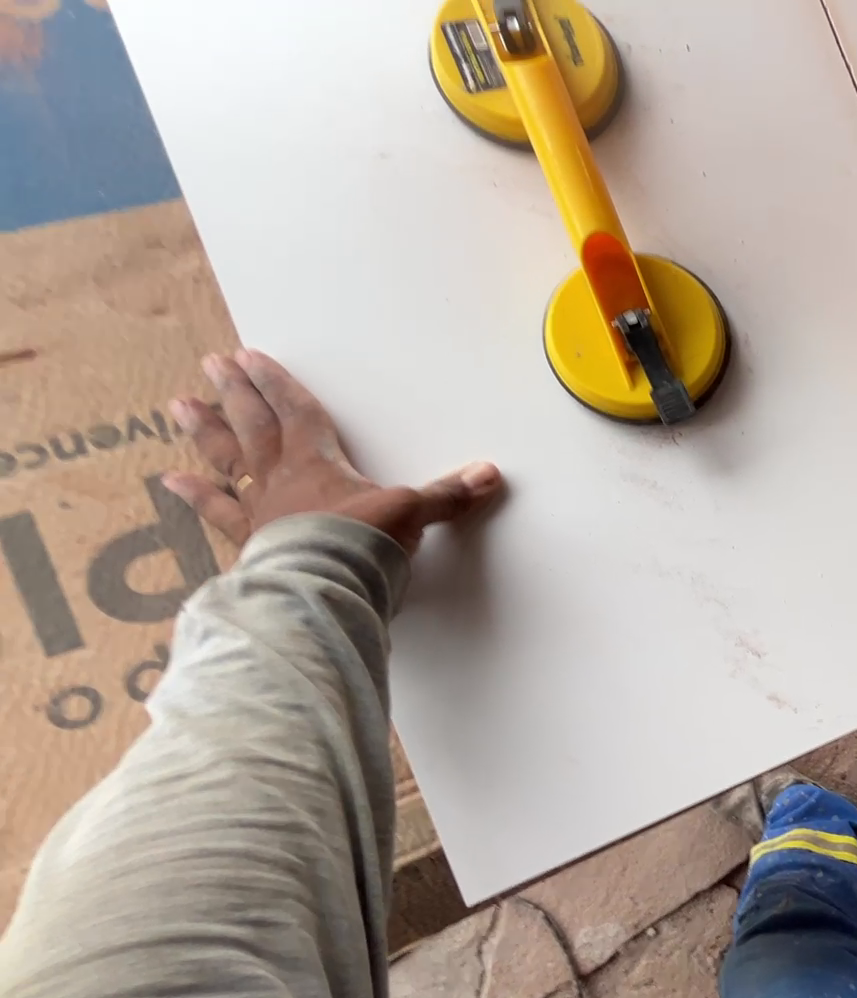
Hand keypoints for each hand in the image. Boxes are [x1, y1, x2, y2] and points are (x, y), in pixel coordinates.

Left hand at [163, 349, 502, 552]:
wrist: (325, 585)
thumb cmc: (362, 543)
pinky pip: (219, 511)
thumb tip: (488, 474)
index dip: (277, 384)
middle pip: (255, 426)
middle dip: (236, 394)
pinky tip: (174, 480)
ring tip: (180, 405)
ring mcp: (262, 508)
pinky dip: (197, 495)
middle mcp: (282, 477)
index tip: (251, 357)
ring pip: (230, 459)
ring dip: (206, 431)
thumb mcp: (414, 512)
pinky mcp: (252, 539)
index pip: (297, 413)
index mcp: (318, 463)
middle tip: (212, 365)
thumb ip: (447, 494)